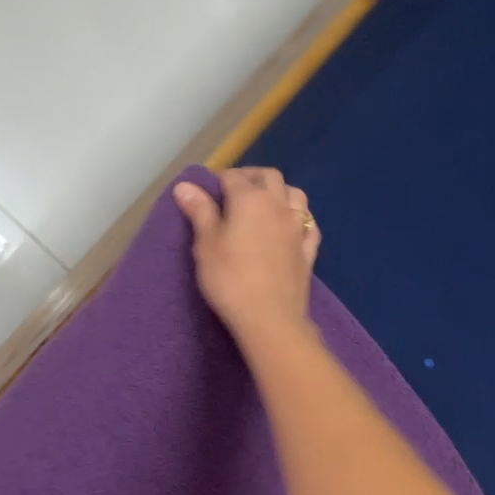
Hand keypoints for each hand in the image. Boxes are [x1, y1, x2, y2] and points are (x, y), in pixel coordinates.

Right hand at [174, 167, 321, 344]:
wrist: (269, 318)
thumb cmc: (230, 279)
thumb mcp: (206, 245)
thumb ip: (199, 212)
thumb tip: (185, 185)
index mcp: (250, 199)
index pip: (232, 177)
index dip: (218, 180)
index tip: (207, 192)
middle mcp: (278, 205)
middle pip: (269, 177)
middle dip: (251, 177)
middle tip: (235, 191)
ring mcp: (298, 228)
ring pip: (295, 195)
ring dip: (280, 192)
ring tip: (265, 203)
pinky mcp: (309, 251)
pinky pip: (309, 224)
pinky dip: (300, 218)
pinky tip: (292, 227)